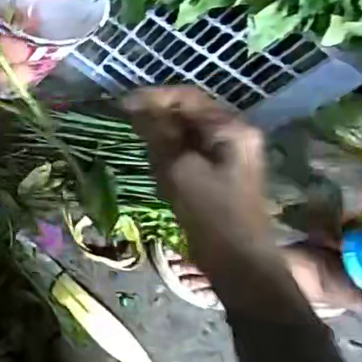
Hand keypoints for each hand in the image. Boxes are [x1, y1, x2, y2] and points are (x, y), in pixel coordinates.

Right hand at [125, 87, 275, 270]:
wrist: (240, 264)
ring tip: (136, 138)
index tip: (122, 105)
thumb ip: (158, 134)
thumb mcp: (179, 170)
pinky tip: (154, 159)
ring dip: (163, 132)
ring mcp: (233, 153)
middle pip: (191, 112)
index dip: (153, 97)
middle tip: (125, 121)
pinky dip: (173, 149)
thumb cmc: (211, 215)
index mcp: (232, 128)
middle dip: (157, 114)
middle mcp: (237, 133)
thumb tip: (136, 107)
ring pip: (191, 131)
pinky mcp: (224, 172)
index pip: (188, 98)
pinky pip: (194, 149)